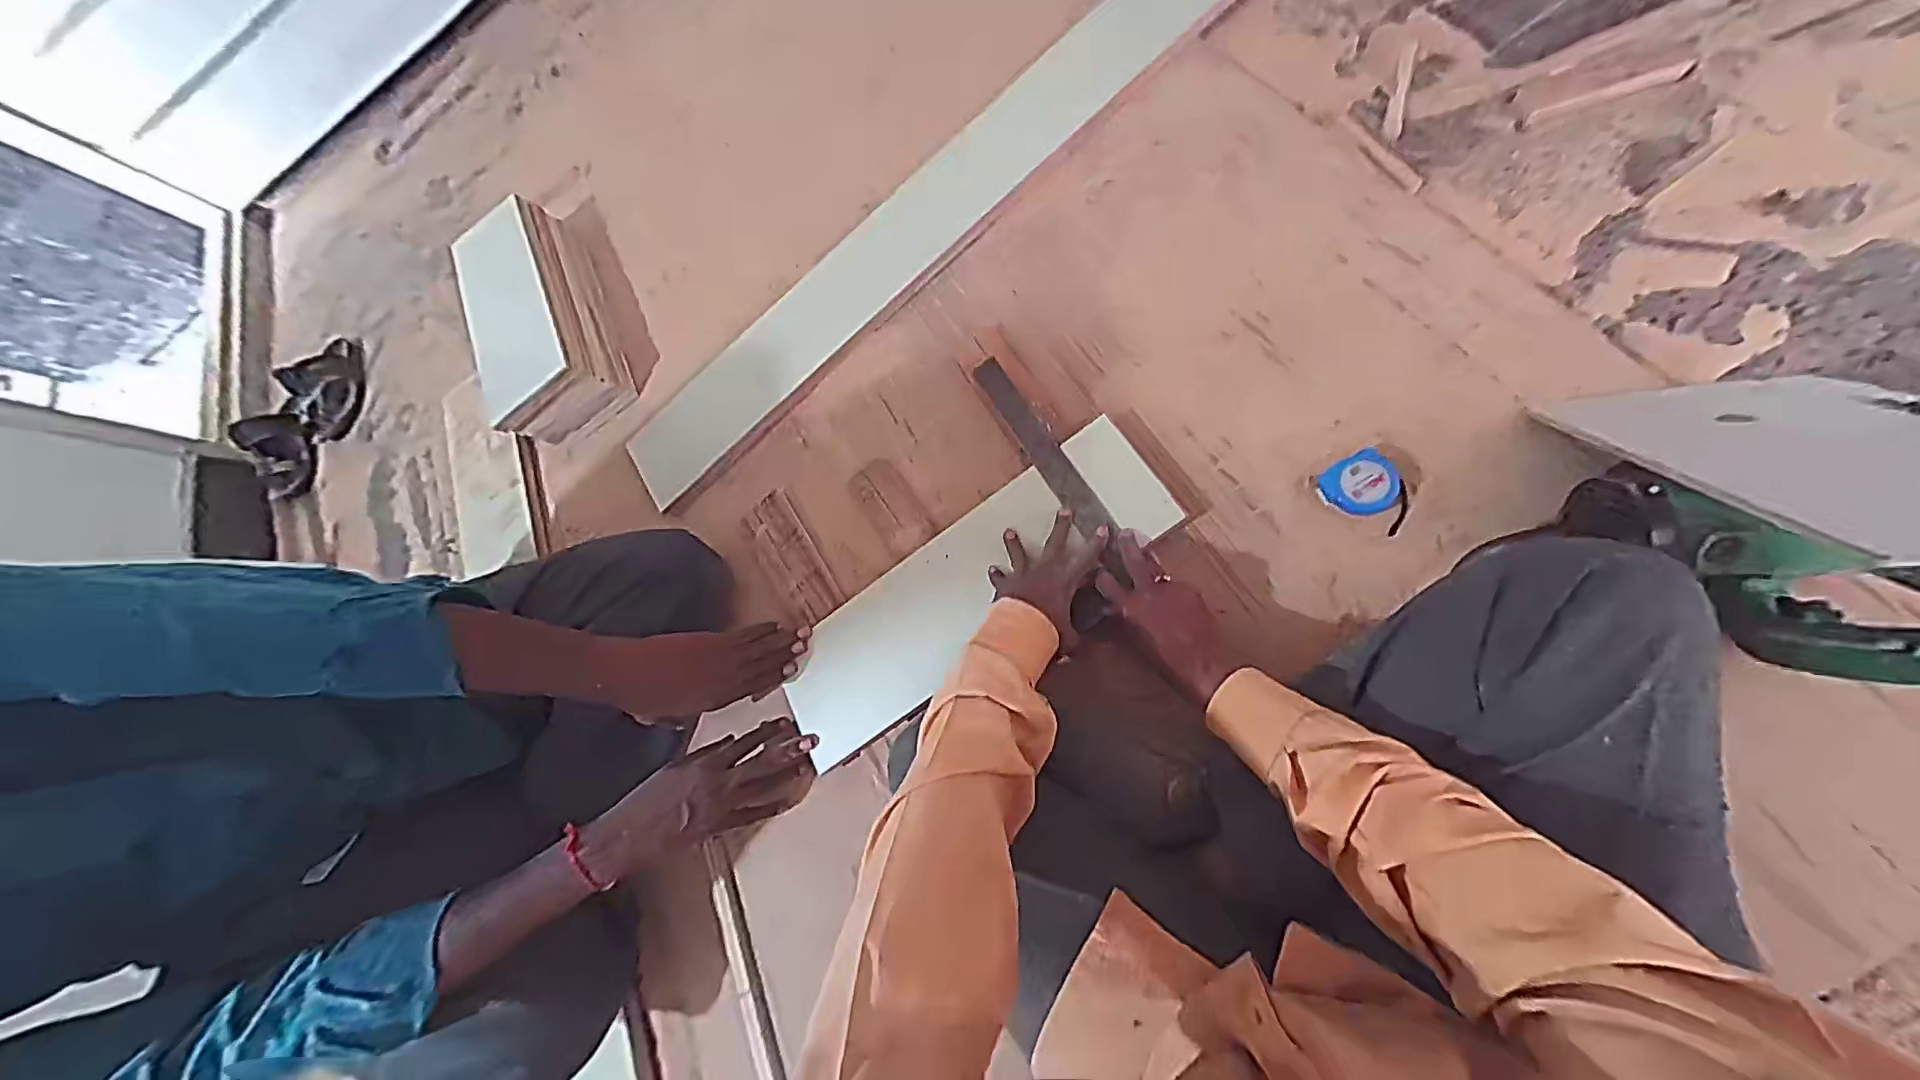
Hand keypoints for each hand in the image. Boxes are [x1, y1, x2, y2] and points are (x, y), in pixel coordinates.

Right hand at [580, 718, 817, 881]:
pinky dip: (772, 807)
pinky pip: (753, 815)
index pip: (744, 742)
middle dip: (788, 750)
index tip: (785, 723)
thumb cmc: (647, 799)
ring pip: (764, 789)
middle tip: (810, 740)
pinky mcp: (720, 827)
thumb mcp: (674, 766)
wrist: (628, 835)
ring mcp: (722, 806)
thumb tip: (732, 741)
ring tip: (808, 766)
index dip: (767, 732)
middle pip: (761, 762)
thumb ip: (705, 752)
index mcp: (704, 763)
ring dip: (788, 777)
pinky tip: (789, 800)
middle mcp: (717, 782)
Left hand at [595, 624, 809, 722]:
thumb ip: (682, 719)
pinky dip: (760, 630)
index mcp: (714, 700)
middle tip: (807, 647)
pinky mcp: (708, 641)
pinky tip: (772, 625)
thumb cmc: (641, 699)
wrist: (622, 673)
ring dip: (781, 641)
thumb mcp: (665, 718)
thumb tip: (684, 722)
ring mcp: (716, 658)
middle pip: (762, 666)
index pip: (752, 688)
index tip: (793, 670)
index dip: (775, 678)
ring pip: (758, 650)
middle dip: (786, 656)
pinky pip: (743, 635)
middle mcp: (722, 679)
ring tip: (800, 635)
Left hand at [988, 509, 1109, 648]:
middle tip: (1065, 510)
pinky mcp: (1006, 584)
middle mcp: (1045, 570)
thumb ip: (1072, 641)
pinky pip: (1000, 578)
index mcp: (1065, 579)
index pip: (1086, 558)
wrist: (1017, 628)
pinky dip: (996, 574)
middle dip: (1061, 526)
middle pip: (1055, 542)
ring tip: (1010, 530)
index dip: (1096, 544)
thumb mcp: (1066, 637)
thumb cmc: (1046, 628)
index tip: (1103, 528)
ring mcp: (1023, 574)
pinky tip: (992, 569)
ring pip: (1020, 553)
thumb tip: (1076, 657)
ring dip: (1015, 543)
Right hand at [1095, 532, 1241, 705]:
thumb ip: (1126, 623)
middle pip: (1134, 560)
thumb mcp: (1136, 643)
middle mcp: (1146, 592)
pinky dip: (1175, 591)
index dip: (1101, 573)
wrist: (1201, 663)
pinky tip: (1178, 601)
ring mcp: (1170, 588)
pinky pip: (1178, 586)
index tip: (1098, 565)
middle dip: (1127, 545)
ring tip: (1150, 557)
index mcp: (1128, 607)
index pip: (1107, 582)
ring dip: (1153, 563)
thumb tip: (1120, 616)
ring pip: (1159, 569)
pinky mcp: (1190, 590)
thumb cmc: (1164, 661)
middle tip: (1124, 532)